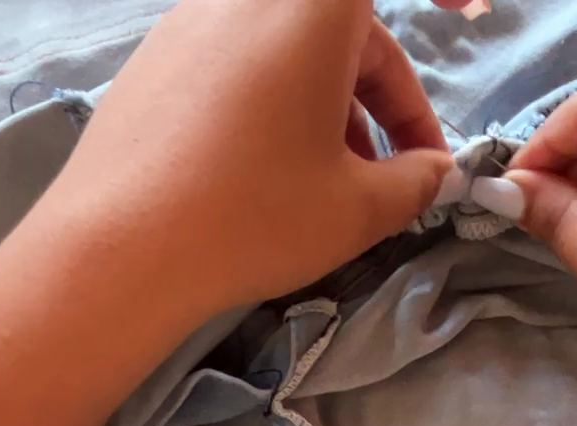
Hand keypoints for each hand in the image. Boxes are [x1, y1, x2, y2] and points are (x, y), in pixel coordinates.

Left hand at [27, 0, 452, 321]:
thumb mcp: (357, 210)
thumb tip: (437, 173)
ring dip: (325, 112)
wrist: (121, 250)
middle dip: (381, 102)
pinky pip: (234, 72)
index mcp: (312, 8)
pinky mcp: (151, 66)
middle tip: (396, 174)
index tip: (455, 37)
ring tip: (329, 187)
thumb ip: (415, 183)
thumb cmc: (254, 217)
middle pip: (339, 32)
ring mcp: (190, 25)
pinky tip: (262, 177)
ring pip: (284, 56)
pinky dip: (270, 111)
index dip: (438, 1)